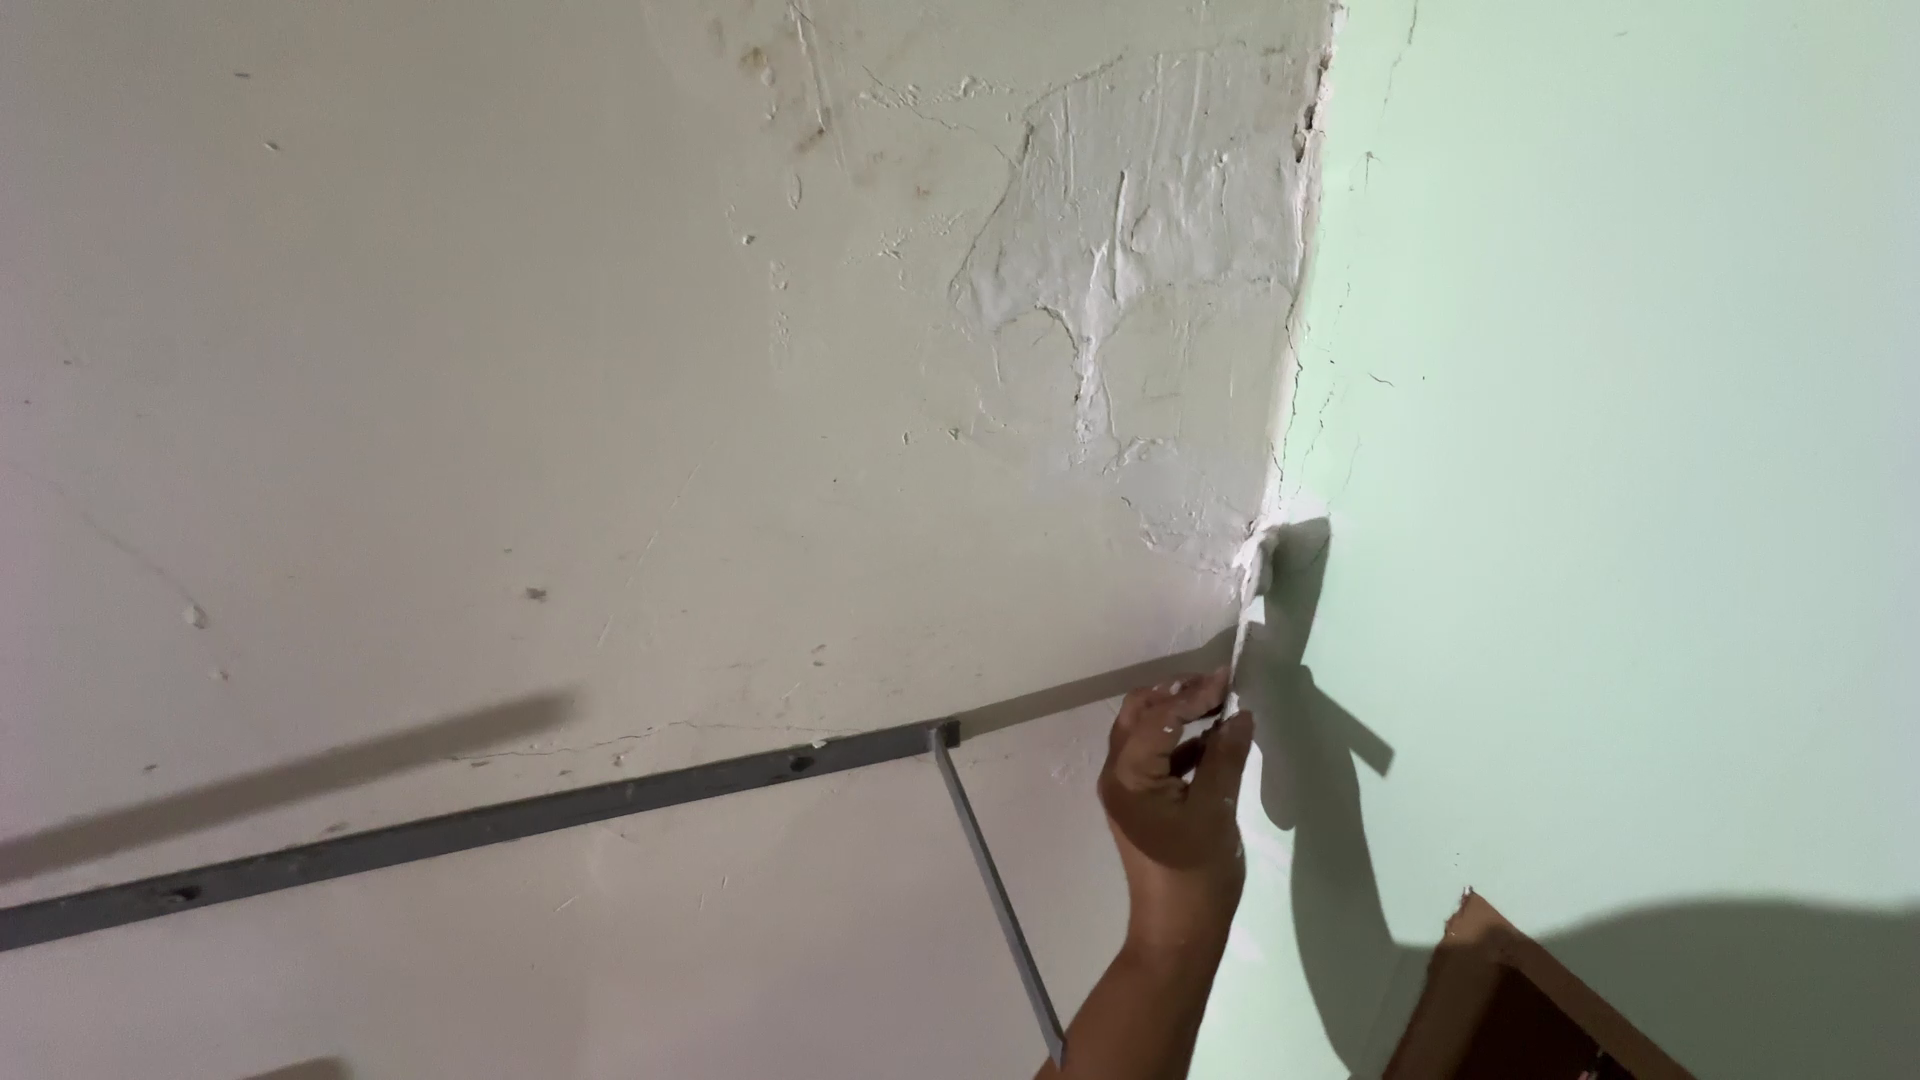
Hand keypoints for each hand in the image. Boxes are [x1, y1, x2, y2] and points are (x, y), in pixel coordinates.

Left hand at [1097, 667, 1254, 958]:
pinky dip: (1181, 741)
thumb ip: (1225, 757)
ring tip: (1218, 703)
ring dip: (1177, 715)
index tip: (1228, 677)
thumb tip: (1240, 715)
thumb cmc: (1195, 874)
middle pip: (1139, 714)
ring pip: (1145, 732)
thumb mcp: (1216, 811)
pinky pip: (1155, 756)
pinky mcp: (1138, 798)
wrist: (1177, 932)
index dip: (1194, 694)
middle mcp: (1117, 772)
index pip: (1159, 716)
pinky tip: (1214, 737)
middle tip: (1216, 685)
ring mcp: (1125, 786)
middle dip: (1176, 694)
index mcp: (1128, 773)